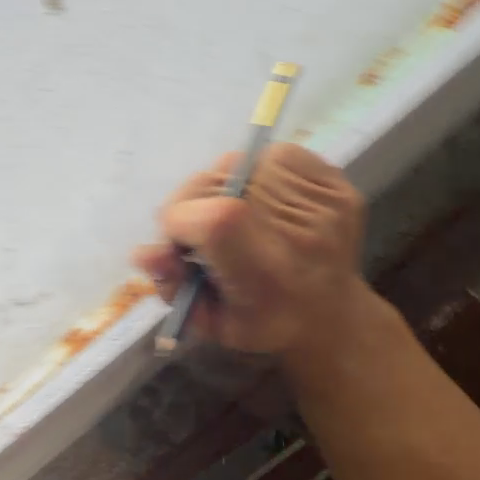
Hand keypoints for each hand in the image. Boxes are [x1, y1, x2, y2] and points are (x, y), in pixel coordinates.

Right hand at [133, 144, 370, 359]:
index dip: (181, 218)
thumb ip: (170, 284)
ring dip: (221, 185)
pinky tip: (258, 198)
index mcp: (265, 275)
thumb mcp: (203, 320)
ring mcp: (323, 203)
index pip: (219, 218)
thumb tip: (142, 252)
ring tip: (229, 215)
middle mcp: (300, 233)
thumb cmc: (258, 325)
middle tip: (196, 231)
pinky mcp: (337, 184)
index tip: (177, 239)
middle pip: (223, 182)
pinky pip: (277, 155)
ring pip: (244, 164)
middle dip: (191, 201)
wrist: (330, 316)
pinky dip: (254, 171)